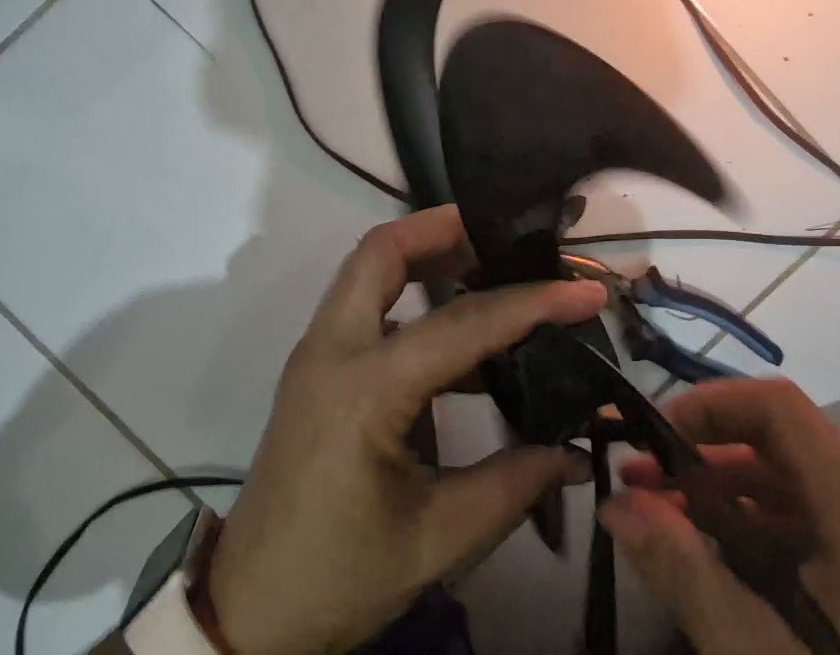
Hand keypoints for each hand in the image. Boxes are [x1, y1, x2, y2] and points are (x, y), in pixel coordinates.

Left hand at [207, 206, 606, 654]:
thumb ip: (513, 484)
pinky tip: (467, 338)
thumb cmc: (340, 575)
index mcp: (362, 389)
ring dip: (427, 257)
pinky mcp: (318, 375)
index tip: (586, 288)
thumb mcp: (436, 538)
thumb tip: (577, 455)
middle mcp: (331, 352)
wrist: (253, 610)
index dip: (531, 303)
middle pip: (381, 252)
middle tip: (509, 233)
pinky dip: (414, 300)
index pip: (461, 323)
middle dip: (446, 229)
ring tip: (496, 268)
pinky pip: (367, 311)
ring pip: (368, 274)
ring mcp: (317, 358)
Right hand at [600, 378, 839, 654]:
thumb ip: (683, 570)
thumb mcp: (755, 649)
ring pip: (783, 476)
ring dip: (712, 485)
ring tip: (653, 513)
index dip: (706, 405)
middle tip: (631, 477)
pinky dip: (744, 519)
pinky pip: (800, 515)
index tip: (646, 436)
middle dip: (695, 449)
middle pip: (775, 438)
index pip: (777, 406)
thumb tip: (615, 505)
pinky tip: (700, 548)